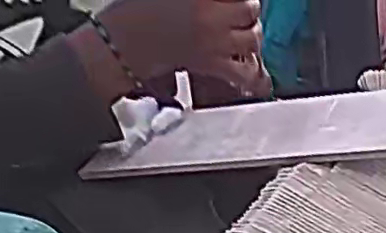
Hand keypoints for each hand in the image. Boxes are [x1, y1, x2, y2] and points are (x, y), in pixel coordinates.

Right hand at [100, 0, 264, 91]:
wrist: (132, 38)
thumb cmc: (146, 8)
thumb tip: (223, 2)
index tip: (235, 1)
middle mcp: (210, 12)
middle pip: (250, 8)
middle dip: (250, 10)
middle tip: (243, 12)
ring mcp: (214, 40)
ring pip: (253, 39)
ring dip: (253, 37)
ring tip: (245, 36)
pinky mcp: (213, 65)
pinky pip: (246, 73)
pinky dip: (252, 73)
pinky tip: (249, 69)